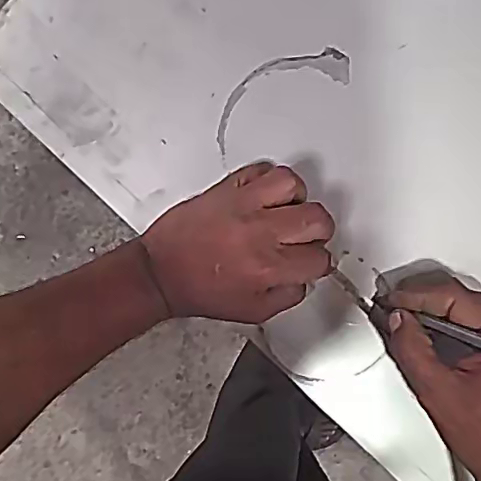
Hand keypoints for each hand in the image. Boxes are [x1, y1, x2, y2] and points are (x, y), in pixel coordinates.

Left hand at [139, 163, 334, 323]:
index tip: (310, 260)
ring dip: (297, 199)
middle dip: (319, 231)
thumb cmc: (199, 290)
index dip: (318, 261)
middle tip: (306, 236)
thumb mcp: (252, 311)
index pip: (318, 257)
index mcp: (267, 268)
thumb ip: (287, 297)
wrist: (161, 272)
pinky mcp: (227, 188)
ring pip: (293, 185)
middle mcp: (259, 233)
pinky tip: (265, 196)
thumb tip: (304, 279)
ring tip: (287, 211)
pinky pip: (262, 169)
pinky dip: (269, 180)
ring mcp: (243, 205)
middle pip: (317, 219)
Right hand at [382, 274, 480, 480]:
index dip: (421, 297)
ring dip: (450, 319)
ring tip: (420, 327)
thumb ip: (413, 350)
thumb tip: (401, 321)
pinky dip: (469, 334)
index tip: (398, 300)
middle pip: (475, 305)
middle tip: (402, 311)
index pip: (462, 301)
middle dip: (433, 306)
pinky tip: (448, 344)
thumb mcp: (439, 394)